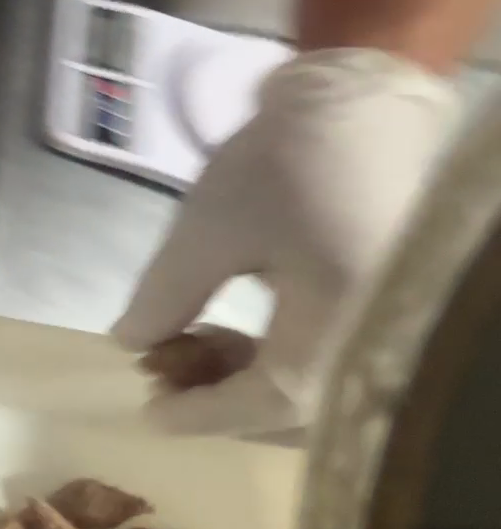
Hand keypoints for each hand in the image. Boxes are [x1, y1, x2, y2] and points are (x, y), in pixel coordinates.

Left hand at [112, 49, 457, 434]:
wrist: (353, 112)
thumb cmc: (276, 167)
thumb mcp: (205, 231)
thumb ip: (168, 295)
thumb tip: (130, 344)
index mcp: (356, 320)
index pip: (282, 399)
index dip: (211, 414)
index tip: (150, 415)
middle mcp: (393, 336)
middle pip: (310, 406)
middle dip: (226, 402)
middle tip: (158, 381)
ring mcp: (400, 325)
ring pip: (323, 385)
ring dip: (247, 380)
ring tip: (178, 354)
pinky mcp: (392, 310)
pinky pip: (336, 358)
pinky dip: (275, 358)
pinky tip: (222, 338)